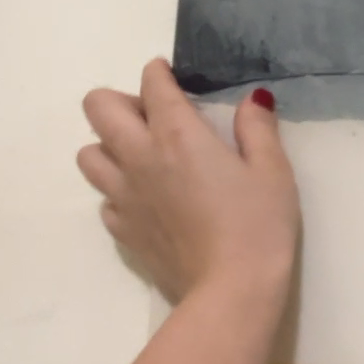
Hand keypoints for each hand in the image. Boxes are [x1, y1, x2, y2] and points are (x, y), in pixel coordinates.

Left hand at [78, 60, 299, 305]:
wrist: (231, 289)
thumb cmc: (260, 226)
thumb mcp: (274, 173)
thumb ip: (258, 130)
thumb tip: (253, 99)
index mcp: (177, 135)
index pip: (152, 84)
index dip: (159, 74)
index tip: (170, 77)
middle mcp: (138, 156)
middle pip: (99, 107)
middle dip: (123, 103)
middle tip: (154, 120)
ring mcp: (123, 195)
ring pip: (89, 153)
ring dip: (112, 147)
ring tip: (146, 161)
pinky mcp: (122, 228)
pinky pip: (106, 198)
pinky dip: (121, 192)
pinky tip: (151, 204)